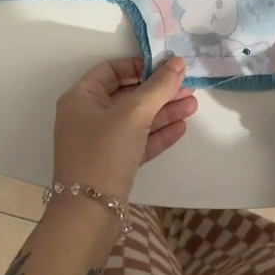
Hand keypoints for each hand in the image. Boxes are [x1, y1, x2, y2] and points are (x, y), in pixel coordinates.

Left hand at [53, 56, 197, 200]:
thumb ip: (158, 87)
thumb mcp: (132, 114)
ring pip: (136, 119)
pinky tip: (181, 126)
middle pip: (127, 94)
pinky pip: (138, 140)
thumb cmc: (104, 152)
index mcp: (81, 97)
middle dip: (158, 91)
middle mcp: (88, 116)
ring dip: (163, 111)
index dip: (139, 66)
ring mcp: (101, 141)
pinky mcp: (114, 162)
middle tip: (188, 86)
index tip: (166, 67)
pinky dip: (158, 133)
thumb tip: (178, 62)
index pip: (111, 70)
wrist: (90, 212)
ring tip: (193, 104)